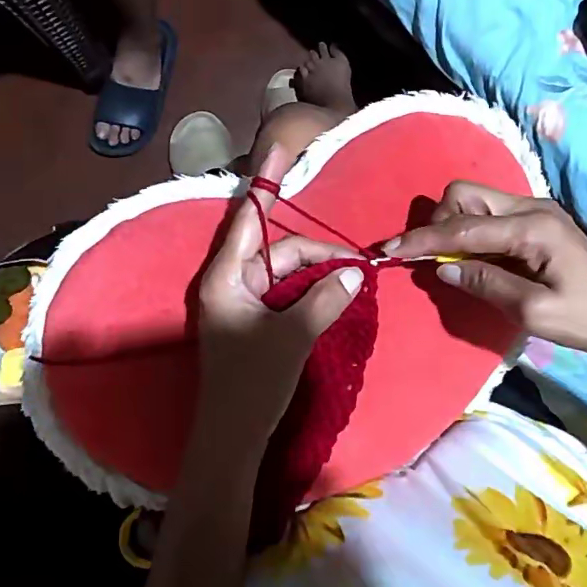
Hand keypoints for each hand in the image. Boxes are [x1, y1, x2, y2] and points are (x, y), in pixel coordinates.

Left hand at [193, 147, 364, 453]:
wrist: (231, 439)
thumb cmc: (252, 385)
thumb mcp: (293, 337)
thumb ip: (326, 298)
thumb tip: (357, 270)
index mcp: (227, 276)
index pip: (249, 218)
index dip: (266, 182)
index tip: (280, 146)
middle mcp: (231, 282)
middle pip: (278, 249)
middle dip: (317, 252)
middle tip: (358, 265)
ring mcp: (242, 302)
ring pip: (286, 272)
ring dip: (317, 272)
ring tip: (353, 278)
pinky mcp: (254, 320)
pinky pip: (285, 292)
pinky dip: (310, 290)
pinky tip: (336, 292)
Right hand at [382, 182, 586, 374]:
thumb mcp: (533, 312)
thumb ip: (485, 283)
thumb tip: (442, 267)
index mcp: (533, 227)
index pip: (463, 226)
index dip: (424, 240)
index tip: (390, 250)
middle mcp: (532, 207)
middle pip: (466, 194)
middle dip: (440, 222)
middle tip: (434, 260)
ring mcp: (535, 211)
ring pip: (476, 201)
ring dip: (454, 226)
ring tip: (450, 262)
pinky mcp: (536, 222)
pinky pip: (490, 216)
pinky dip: (471, 232)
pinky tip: (471, 259)